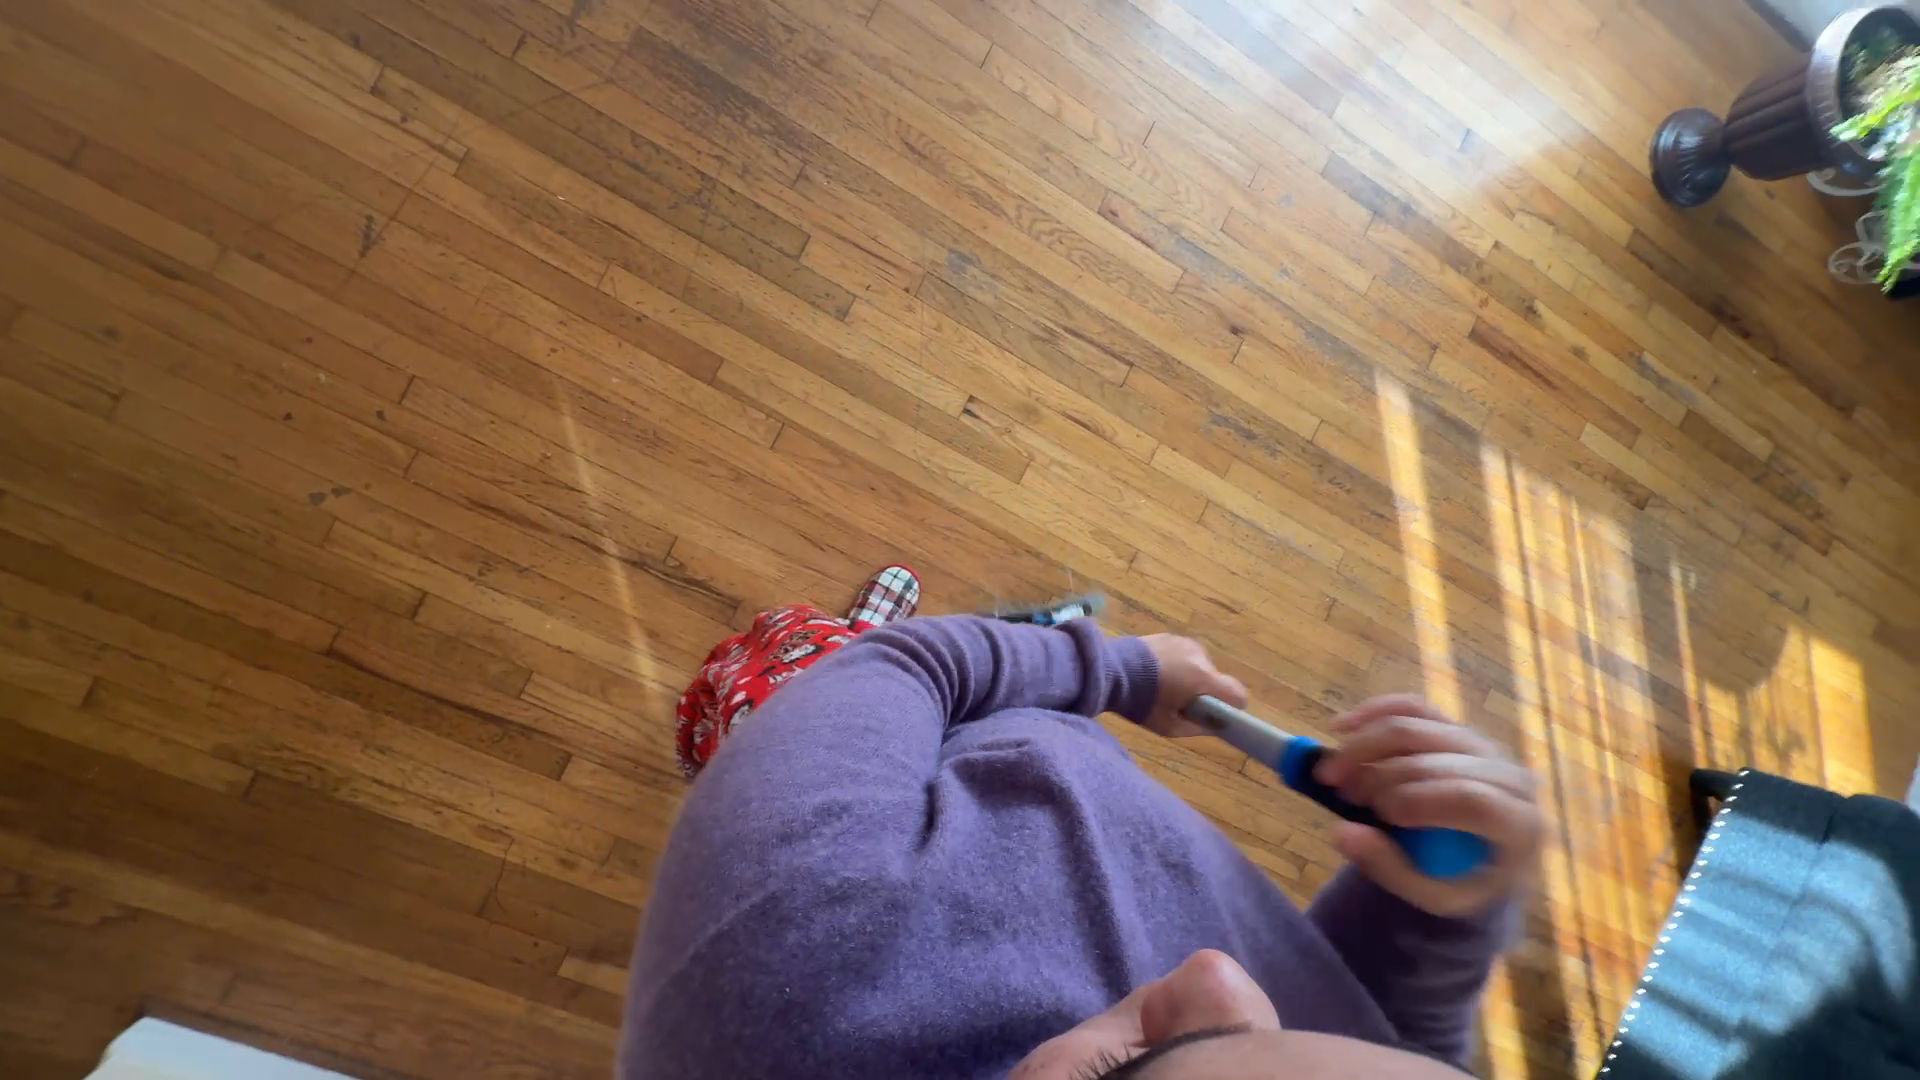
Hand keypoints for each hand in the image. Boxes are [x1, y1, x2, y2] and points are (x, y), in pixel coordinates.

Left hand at [1140, 634, 1247, 737]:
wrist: (1108, 670)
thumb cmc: (1140, 702)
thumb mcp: (1169, 726)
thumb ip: (1199, 728)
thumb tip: (1217, 726)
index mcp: (1204, 677)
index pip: (1237, 693)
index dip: (1233, 706)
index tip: (1218, 715)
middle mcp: (1199, 655)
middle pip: (1215, 679)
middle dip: (1204, 692)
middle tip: (1180, 704)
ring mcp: (1183, 642)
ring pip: (1199, 665)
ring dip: (1190, 677)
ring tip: (1164, 687)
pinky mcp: (1168, 636)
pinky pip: (1183, 654)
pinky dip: (1177, 664)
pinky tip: (1155, 673)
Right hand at [1314, 696, 1541, 915]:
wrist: (1479, 855)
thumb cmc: (1460, 879)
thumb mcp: (1430, 894)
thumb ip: (1389, 868)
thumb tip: (1342, 833)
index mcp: (1519, 825)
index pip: (1472, 800)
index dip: (1419, 800)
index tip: (1377, 813)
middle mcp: (1508, 776)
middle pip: (1433, 758)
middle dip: (1375, 773)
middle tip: (1337, 793)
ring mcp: (1480, 744)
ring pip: (1414, 727)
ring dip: (1362, 746)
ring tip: (1331, 772)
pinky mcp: (1454, 725)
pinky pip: (1412, 706)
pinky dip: (1371, 711)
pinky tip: (1340, 727)